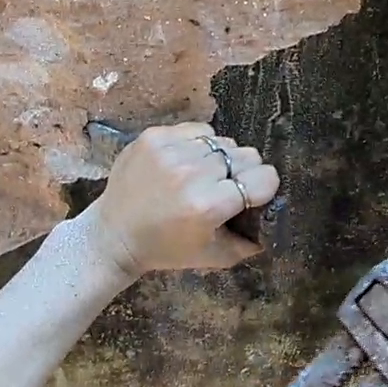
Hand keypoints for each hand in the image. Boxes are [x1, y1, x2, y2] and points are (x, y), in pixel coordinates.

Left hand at [88, 123, 276, 274]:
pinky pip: (197, 130)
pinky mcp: (154, 137)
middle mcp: (192, 174)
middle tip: (225, 187)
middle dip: (242, 172)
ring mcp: (171, 151)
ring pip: (222, 141)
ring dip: (219, 158)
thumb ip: (249, 243)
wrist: (113, 235)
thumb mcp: (213, 256)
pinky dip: (198, 144)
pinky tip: (186, 162)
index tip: (253, 194)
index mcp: (208, 206)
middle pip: (246, 155)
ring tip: (203, 175)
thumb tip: (274, 225)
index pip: (263, 178)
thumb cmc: (165, 249)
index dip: (264, 186)